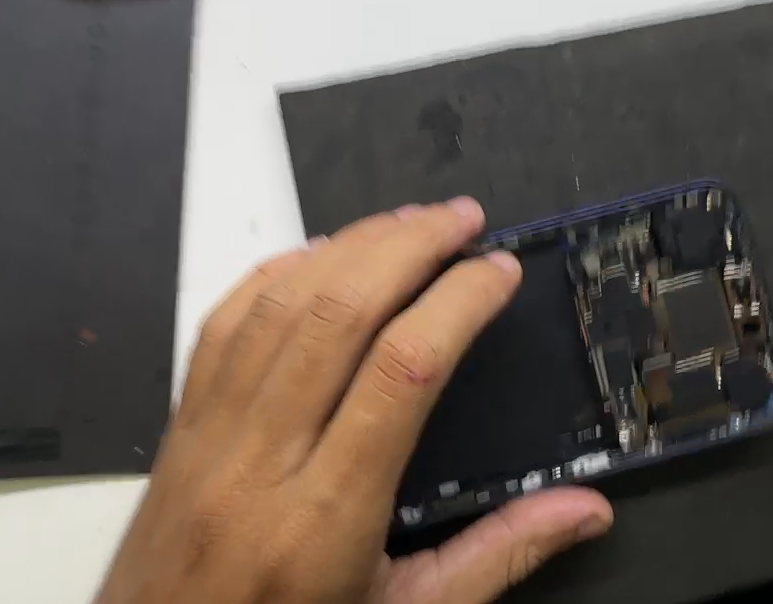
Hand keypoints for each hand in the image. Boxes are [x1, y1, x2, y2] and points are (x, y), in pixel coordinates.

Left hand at [97, 198, 613, 603]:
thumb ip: (499, 555)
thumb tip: (588, 509)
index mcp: (326, 518)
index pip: (402, 371)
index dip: (458, 303)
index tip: (499, 271)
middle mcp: (262, 459)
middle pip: (341, 314)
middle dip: (410, 246)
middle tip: (463, 217)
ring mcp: (212, 430)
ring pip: (284, 302)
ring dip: (353, 243)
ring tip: (411, 220)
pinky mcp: (183, 417)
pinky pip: (228, 317)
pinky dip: (284, 268)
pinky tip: (327, 251)